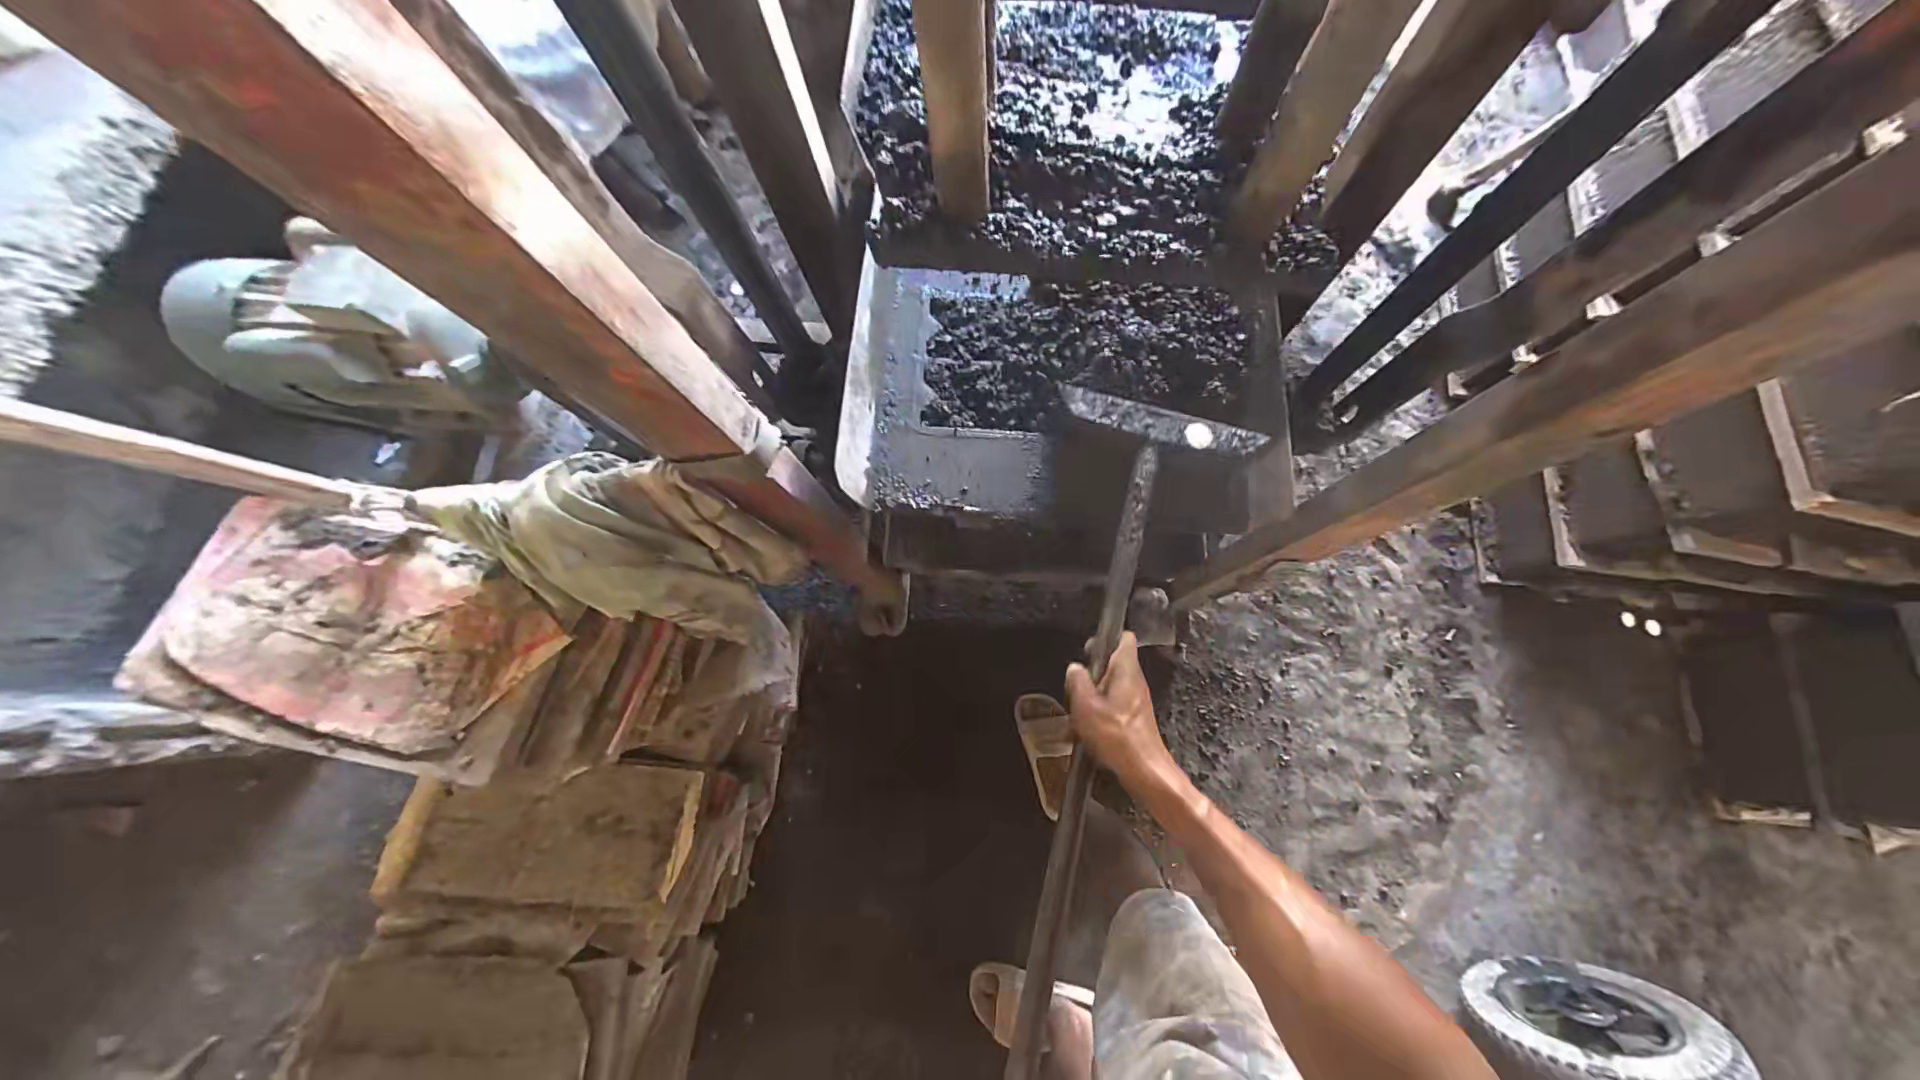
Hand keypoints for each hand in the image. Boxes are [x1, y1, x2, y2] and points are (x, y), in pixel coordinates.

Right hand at [1065, 633, 1183, 797]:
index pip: (1124, 638)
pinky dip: (1099, 714)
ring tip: (1078, 713)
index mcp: (1126, 670)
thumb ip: (1077, 681)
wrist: (1144, 771)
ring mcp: (1137, 701)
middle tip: (1076, 688)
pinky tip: (1086, 732)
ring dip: (1092, 697)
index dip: (1105, 639)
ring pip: (1110, 687)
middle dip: (1091, 674)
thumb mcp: (1085, 706)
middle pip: (1112, 664)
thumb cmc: (1117, 737)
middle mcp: (1135, 682)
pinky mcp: (1134, 719)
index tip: (1088, 651)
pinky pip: (1113, 707)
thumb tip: (1074, 669)